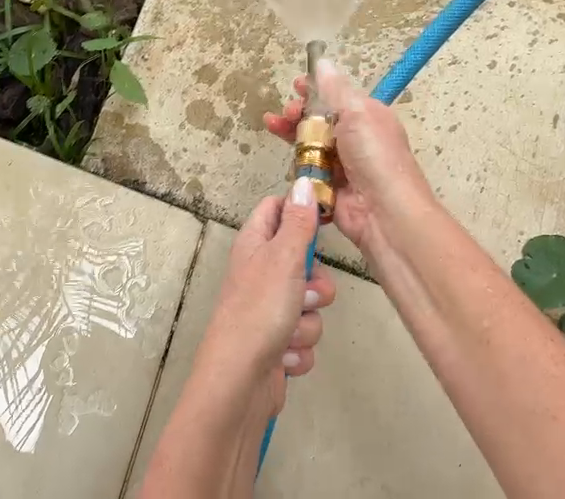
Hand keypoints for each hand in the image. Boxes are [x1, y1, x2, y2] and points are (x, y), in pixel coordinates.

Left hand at [192, 179, 337, 418]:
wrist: (239, 382)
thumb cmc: (258, 311)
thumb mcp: (283, 258)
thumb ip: (298, 222)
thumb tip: (301, 182)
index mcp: (254, 245)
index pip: (276, 209)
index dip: (300, 211)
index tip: (324, 222)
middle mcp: (259, 273)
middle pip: (303, 262)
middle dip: (316, 284)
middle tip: (306, 294)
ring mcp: (267, 310)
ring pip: (309, 305)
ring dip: (307, 322)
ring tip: (288, 332)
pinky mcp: (277, 343)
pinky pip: (303, 338)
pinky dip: (299, 349)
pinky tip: (284, 356)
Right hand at [263, 58, 434, 262]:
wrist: (385, 213)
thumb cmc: (375, 156)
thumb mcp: (356, 113)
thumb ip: (335, 89)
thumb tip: (322, 61)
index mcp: (368, 116)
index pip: (338, 96)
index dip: (316, 90)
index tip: (295, 86)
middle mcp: (356, 138)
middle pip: (320, 119)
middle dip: (299, 112)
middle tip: (285, 114)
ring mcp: (342, 164)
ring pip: (310, 143)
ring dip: (291, 133)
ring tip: (273, 125)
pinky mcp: (329, 186)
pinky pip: (308, 168)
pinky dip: (296, 161)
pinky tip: (285, 154)